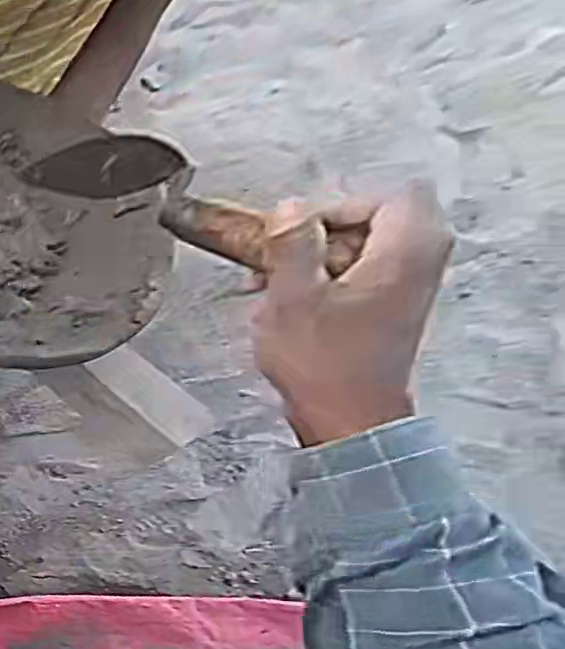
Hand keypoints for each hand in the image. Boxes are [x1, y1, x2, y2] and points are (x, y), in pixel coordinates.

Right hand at [253, 182, 453, 445]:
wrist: (344, 406)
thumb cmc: (321, 359)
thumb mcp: (291, 297)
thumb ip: (292, 247)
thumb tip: (289, 210)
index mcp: (407, 248)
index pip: (384, 197)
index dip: (331, 209)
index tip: (289, 234)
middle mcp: (422, 259)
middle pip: (374, 220)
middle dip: (316, 238)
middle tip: (273, 263)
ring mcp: (409, 282)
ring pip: (363, 248)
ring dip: (312, 262)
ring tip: (272, 290)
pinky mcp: (391, 303)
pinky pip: (360, 273)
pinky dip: (323, 281)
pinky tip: (290, 306)